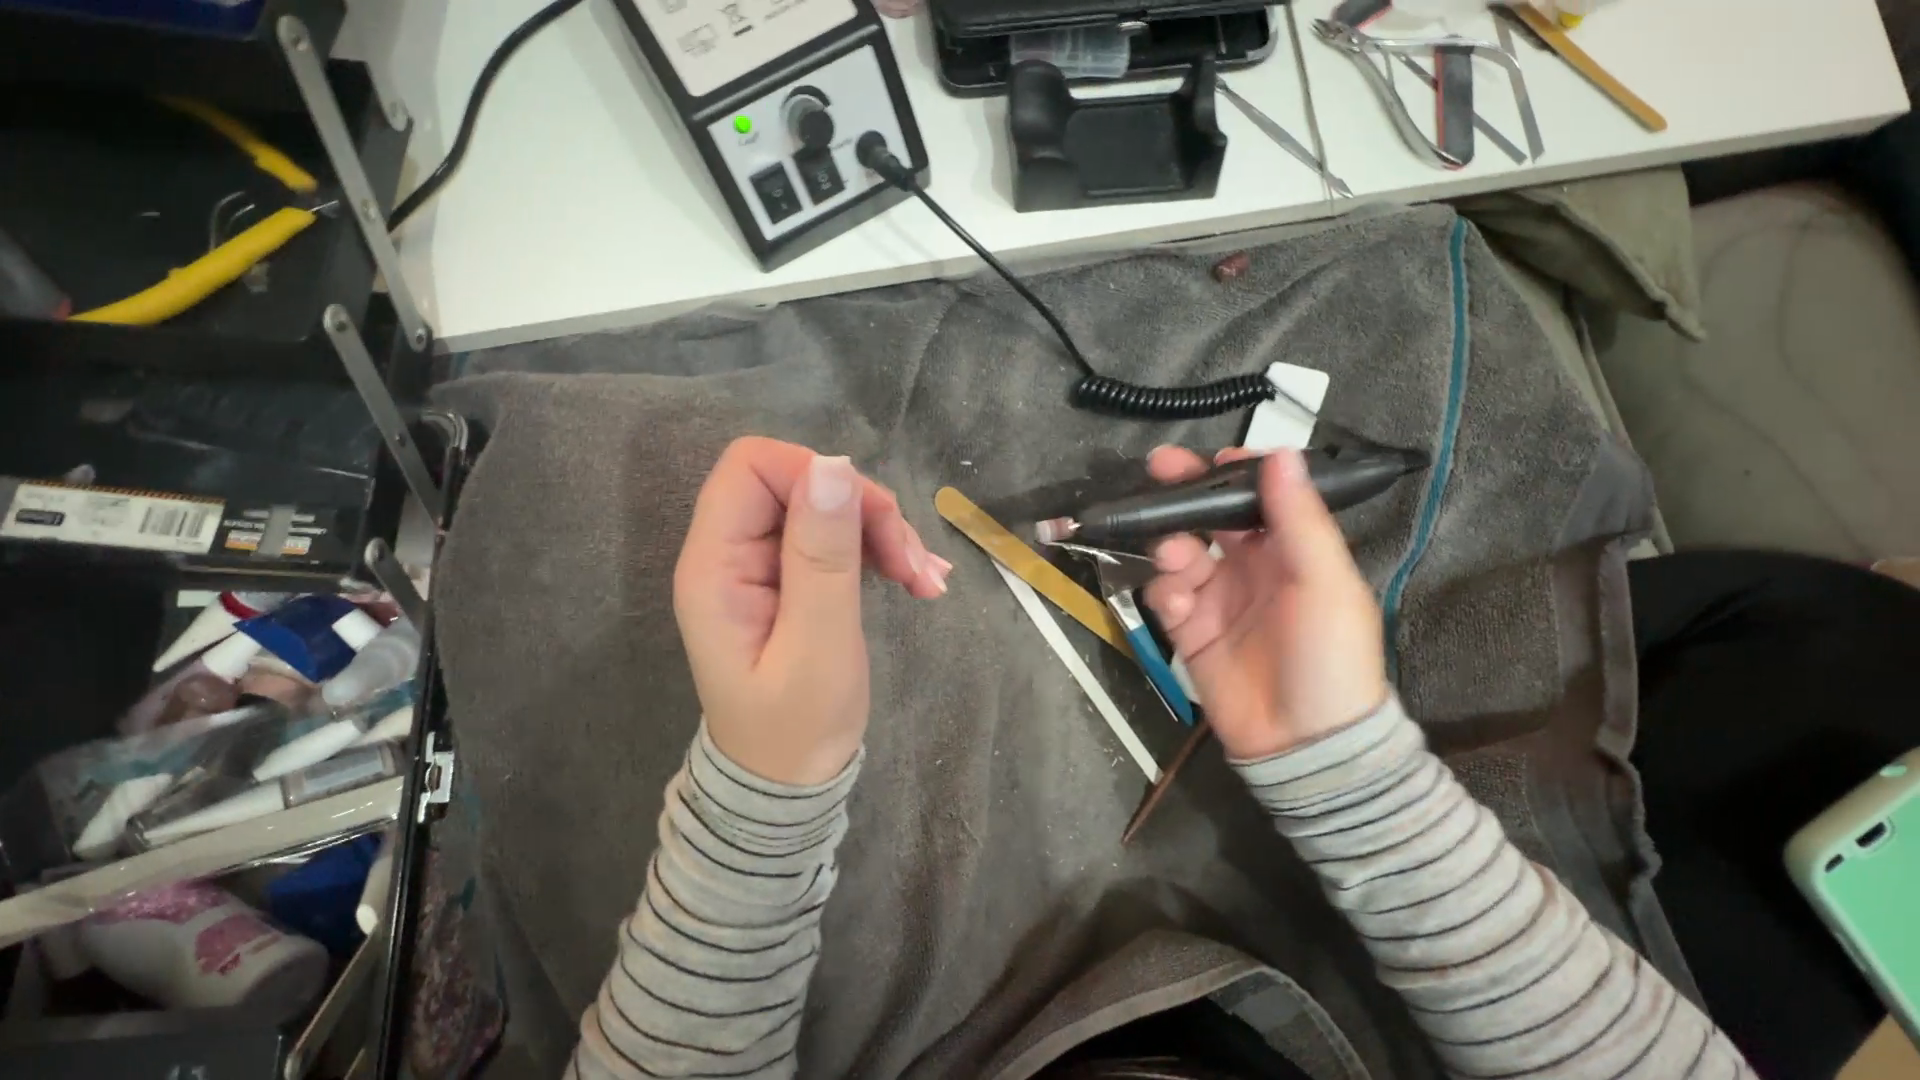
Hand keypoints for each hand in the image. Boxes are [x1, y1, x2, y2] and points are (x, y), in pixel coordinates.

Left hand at [673, 438, 950, 785]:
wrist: (789, 784)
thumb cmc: (796, 730)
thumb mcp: (817, 647)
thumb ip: (822, 557)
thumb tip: (833, 466)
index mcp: (715, 565)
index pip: (751, 466)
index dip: (814, 473)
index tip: (871, 521)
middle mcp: (731, 552)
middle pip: (796, 481)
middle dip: (863, 509)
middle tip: (911, 563)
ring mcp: (762, 564)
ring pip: (826, 505)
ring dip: (882, 531)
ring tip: (923, 581)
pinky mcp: (793, 577)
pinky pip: (837, 537)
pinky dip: (880, 550)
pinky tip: (916, 581)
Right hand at [1141, 447, 1387, 761]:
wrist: (1304, 742)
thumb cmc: (1328, 655)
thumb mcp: (1325, 583)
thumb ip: (1299, 519)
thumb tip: (1281, 453)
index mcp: (1293, 550)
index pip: (1260, 497)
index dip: (1236, 473)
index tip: (1214, 459)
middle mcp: (1252, 567)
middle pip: (1210, 516)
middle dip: (1185, 492)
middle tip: (1158, 470)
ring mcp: (1217, 598)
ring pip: (1181, 551)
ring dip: (1172, 544)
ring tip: (1174, 556)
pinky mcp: (1189, 630)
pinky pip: (1166, 596)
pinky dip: (1164, 591)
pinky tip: (1176, 604)